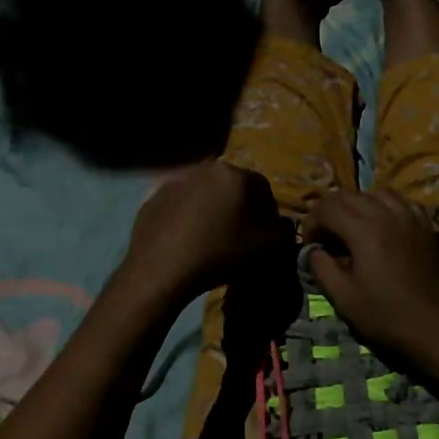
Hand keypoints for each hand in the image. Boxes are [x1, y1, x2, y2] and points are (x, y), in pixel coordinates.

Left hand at [123, 161, 289, 303]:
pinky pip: (181, 204)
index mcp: (235, 174)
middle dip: (238, 207)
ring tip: (210, 238)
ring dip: (212, 210)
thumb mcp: (265, 247)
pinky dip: (188, 216)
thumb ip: (283, 231)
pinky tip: (187, 240)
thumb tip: (283, 224)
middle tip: (238, 236)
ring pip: (205, 193)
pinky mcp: (154, 196)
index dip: (267, 213)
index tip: (263, 235)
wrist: (161, 269)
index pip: (263, 189)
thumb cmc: (220, 253)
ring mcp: (177, 180)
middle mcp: (206, 168)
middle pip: (232, 187)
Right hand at [302, 190, 438, 354]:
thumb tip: (314, 250)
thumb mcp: (345, 298)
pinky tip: (381, 224)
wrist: (437, 326)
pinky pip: (400, 201)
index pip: (327, 208)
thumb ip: (322, 268)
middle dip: (329, 211)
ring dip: (356, 205)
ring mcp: (410, 216)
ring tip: (350, 228)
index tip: (310, 245)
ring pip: (375, 193)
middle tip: (324, 237)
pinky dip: (384, 206)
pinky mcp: (425, 225)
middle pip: (349, 195)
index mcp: (364, 230)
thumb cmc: (387, 316)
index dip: (311, 223)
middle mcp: (387, 214)